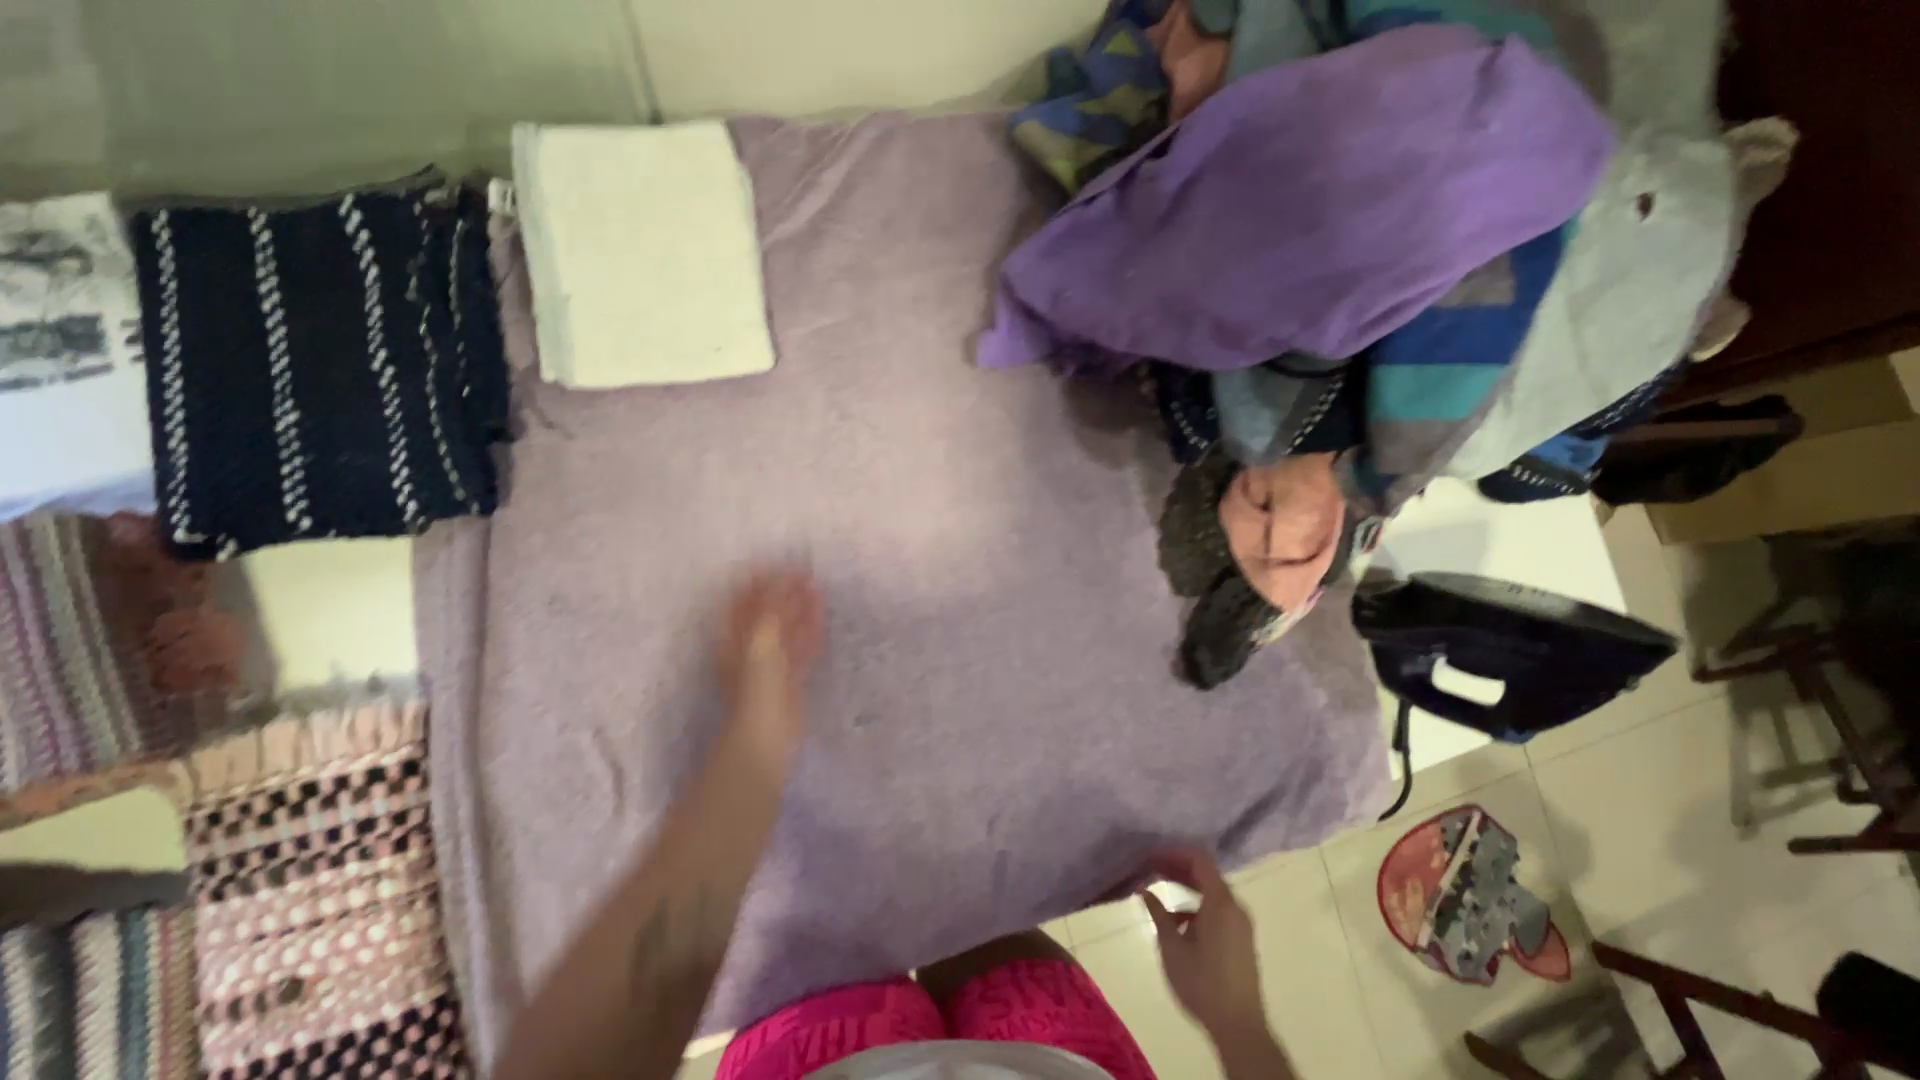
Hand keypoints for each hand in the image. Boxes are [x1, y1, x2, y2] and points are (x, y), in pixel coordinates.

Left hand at [716, 566, 823, 744]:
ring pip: (785, 627)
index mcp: (732, 636)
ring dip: (798, 607)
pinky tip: (821, 616)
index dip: (760, 579)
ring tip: (817, 587)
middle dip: (783, 590)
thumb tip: (781, 577)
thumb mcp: (761, 641)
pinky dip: (809, 629)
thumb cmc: (757, 687)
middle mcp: (747, 646)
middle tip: (805, 571)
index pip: (743, 599)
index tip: (781, 562)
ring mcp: (768, 662)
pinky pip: (799, 646)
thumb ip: (771, 609)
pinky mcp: (788, 676)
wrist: (766, 735)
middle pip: (765, 611)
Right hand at [1139, 849, 1266, 1040]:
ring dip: (1186, 886)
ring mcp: (1241, 923)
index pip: (1199, 859)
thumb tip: (1145, 890)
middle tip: (1149, 868)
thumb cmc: (1202, 983)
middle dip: (1177, 867)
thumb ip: (1159, 914)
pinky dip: (1197, 905)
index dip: (1174, 853)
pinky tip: (1176, 920)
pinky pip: (1218, 909)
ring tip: (1159, 890)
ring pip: (1212, 891)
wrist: (1239, 1025)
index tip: (1150, 857)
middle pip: (1206, 873)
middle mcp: (1235, 906)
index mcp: (1221, 902)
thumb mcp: (1172, 947)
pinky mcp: (1241, 938)